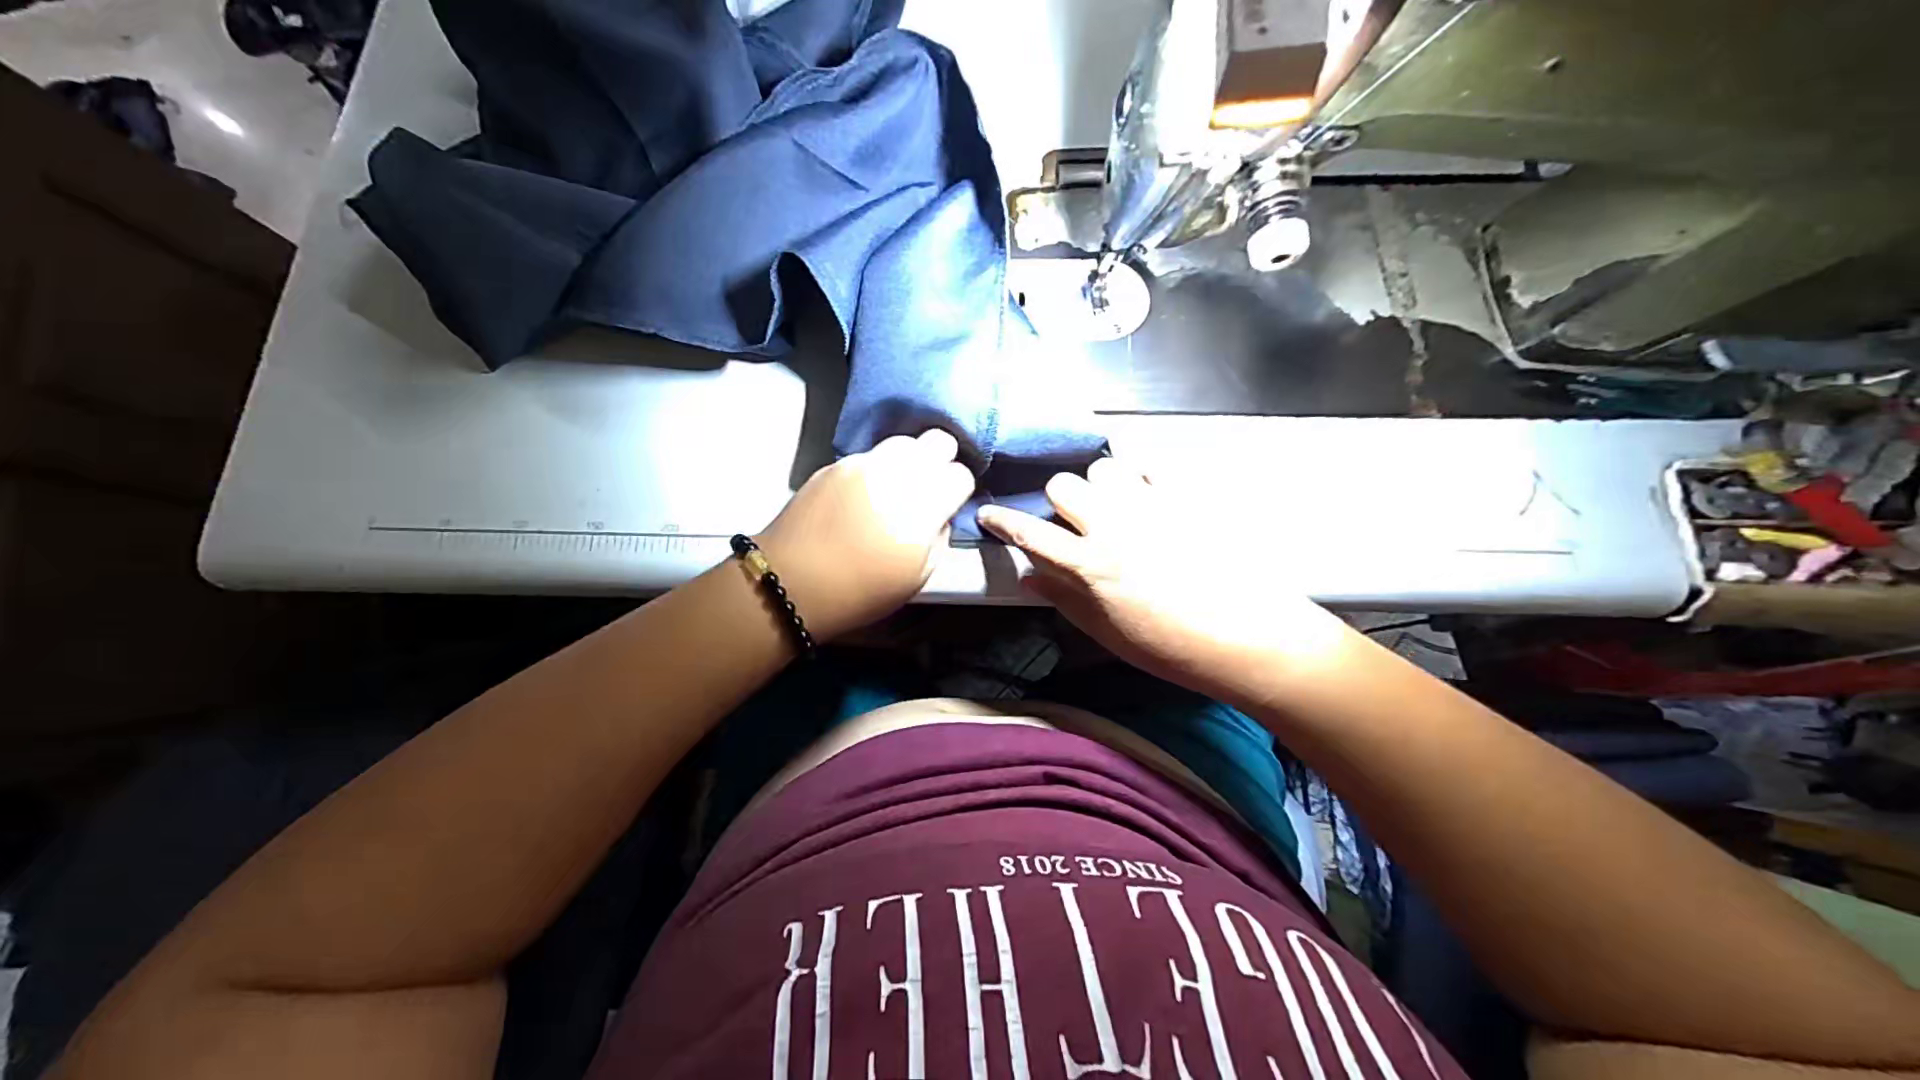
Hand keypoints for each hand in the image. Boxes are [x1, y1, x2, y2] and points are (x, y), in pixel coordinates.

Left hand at [756, 430, 974, 640]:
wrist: (790, 583)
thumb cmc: (859, 592)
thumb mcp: (916, 578)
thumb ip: (938, 537)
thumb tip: (938, 517)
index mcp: (923, 505)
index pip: (960, 474)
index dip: (958, 490)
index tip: (948, 505)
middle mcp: (896, 473)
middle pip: (937, 441)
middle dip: (940, 461)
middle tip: (930, 489)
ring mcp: (862, 463)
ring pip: (902, 443)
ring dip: (909, 461)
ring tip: (896, 489)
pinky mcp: (834, 465)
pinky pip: (869, 456)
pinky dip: (876, 470)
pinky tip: (864, 497)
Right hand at [976, 459, 1349, 706]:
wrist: (1251, 639)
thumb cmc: (1174, 648)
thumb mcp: (1108, 634)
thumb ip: (1065, 600)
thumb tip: (1031, 576)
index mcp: (1091, 565)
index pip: (1030, 533)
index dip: (1002, 522)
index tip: (990, 515)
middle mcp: (1115, 526)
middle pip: (1063, 484)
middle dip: (1060, 500)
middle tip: (1075, 521)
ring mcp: (1153, 505)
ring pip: (1104, 466)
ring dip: (1101, 485)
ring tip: (1116, 507)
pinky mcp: (1188, 497)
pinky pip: (1150, 465)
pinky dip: (1141, 477)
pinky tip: (1148, 498)